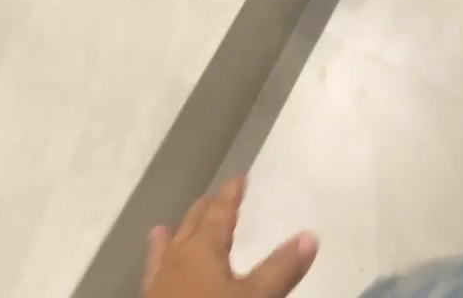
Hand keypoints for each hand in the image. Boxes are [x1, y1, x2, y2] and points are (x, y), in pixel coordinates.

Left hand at [143, 177, 317, 297]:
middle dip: (206, 210)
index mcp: (203, 248)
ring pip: (166, 251)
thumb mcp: (256, 297)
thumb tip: (310, 235)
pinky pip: (152, 277)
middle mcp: (177, 259)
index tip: (239, 177)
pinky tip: (154, 278)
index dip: (231, 194)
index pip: (220, 212)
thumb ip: (281, 268)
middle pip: (192, 225)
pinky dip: (156, 267)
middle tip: (216, 198)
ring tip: (164, 229)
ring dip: (174, 238)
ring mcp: (158, 285)